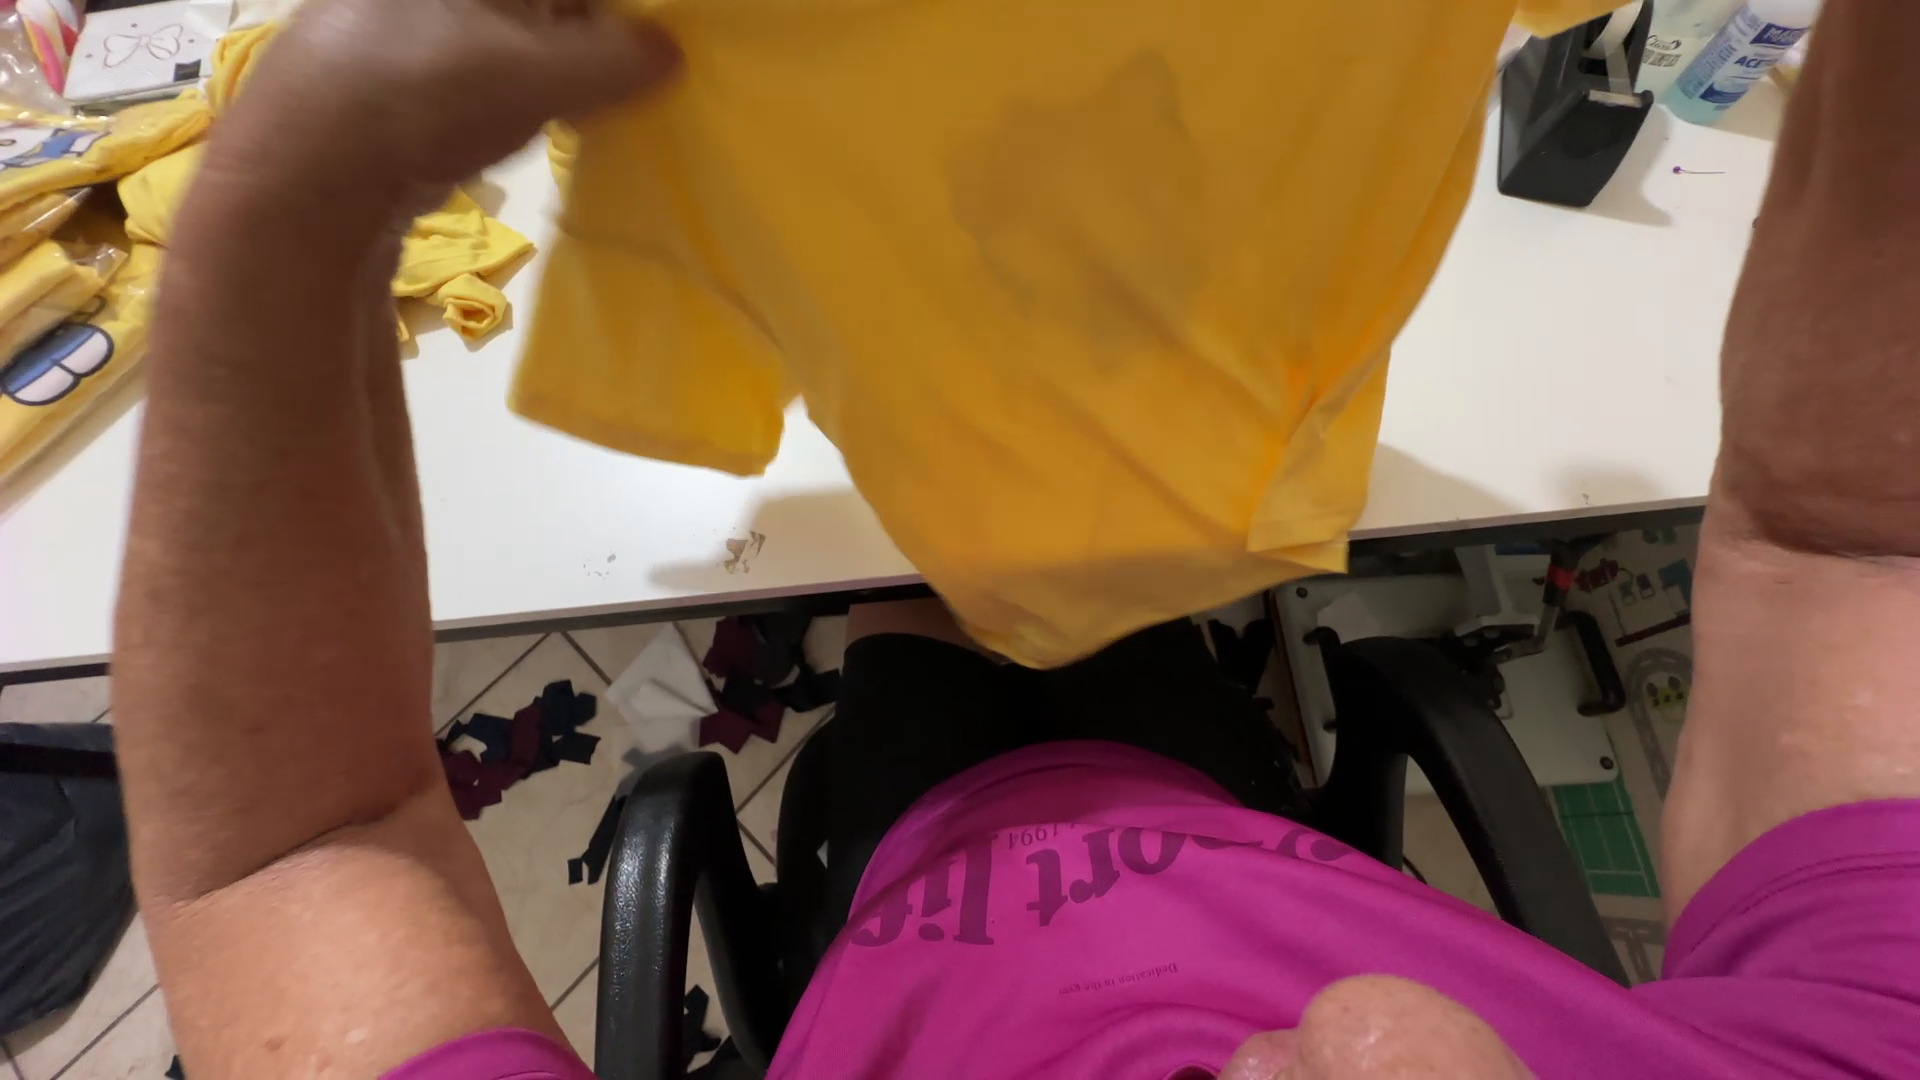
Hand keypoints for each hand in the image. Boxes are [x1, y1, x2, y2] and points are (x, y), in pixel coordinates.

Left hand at [212, 0, 680, 217]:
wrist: (321, 161)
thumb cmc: (431, 94)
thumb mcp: (543, 76)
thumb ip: (617, 61)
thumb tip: (672, 53)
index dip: (623, 17)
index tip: (655, 45)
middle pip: (551, 7)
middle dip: (599, 33)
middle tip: (636, 76)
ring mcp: (425, 11)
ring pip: (527, 26)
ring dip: (572, 60)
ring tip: (600, 102)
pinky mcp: (417, 51)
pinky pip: (500, 52)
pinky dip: (537, 79)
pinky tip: (553, 114)